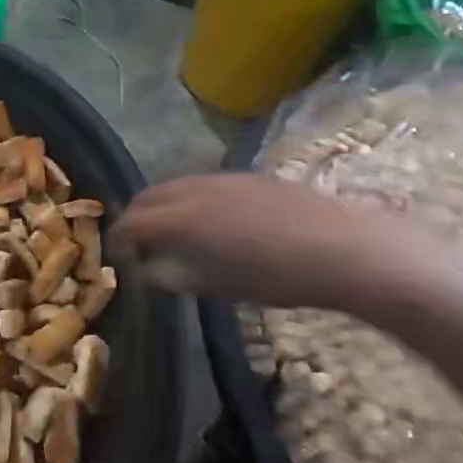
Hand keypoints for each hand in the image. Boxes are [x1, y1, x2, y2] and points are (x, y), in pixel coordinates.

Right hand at [110, 174, 460, 312]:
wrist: (346, 249)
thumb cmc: (277, 277)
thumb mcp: (217, 285)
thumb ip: (173, 275)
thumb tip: (148, 269)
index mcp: (180, 217)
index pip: (132, 222)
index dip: (118, 238)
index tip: (116, 254)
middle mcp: (194, 188)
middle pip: (148, 196)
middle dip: (135, 216)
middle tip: (136, 241)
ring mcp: (223, 178)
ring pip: (175, 186)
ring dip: (162, 205)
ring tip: (169, 230)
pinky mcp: (248, 177)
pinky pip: (202, 184)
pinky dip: (188, 199)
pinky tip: (208, 220)